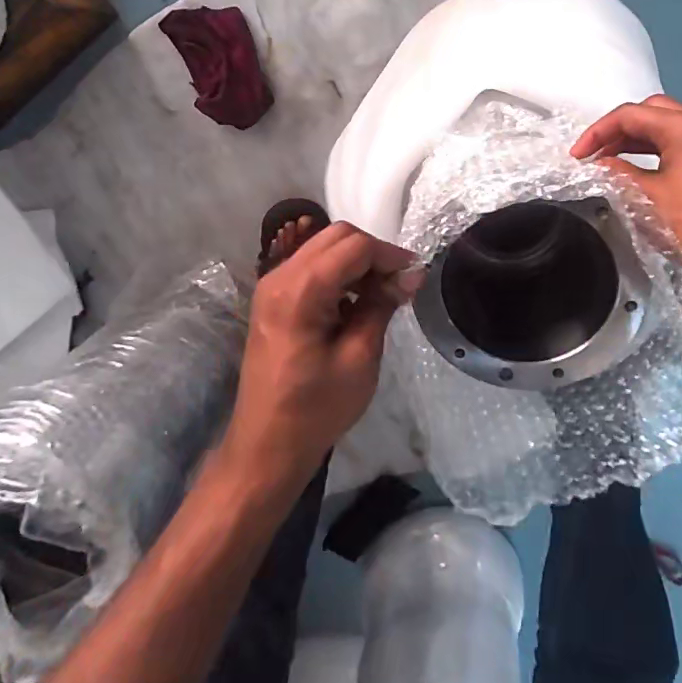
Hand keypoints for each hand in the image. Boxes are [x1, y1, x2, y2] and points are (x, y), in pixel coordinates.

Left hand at [223, 223, 420, 487]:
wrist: (266, 446)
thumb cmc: (316, 408)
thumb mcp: (360, 358)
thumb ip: (382, 306)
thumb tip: (411, 274)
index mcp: (300, 291)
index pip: (354, 246)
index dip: (390, 255)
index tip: (415, 275)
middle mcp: (280, 277)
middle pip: (336, 236)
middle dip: (372, 252)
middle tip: (398, 284)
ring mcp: (271, 286)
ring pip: (322, 247)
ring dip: (355, 261)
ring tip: (380, 294)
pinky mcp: (271, 299)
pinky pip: (310, 266)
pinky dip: (337, 272)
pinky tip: (354, 302)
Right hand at [571, 95, 681, 298]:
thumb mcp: (648, 200)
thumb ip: (618, 174)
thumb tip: (598, 164)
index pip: (631, 114)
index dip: (598, 132)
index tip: (577, 156)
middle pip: (653, 113)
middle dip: (619, 130)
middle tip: (596, 154)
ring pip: (671, 131)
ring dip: (639, 142)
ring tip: (614, 164)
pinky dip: (660, 154)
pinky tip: (647, 175)